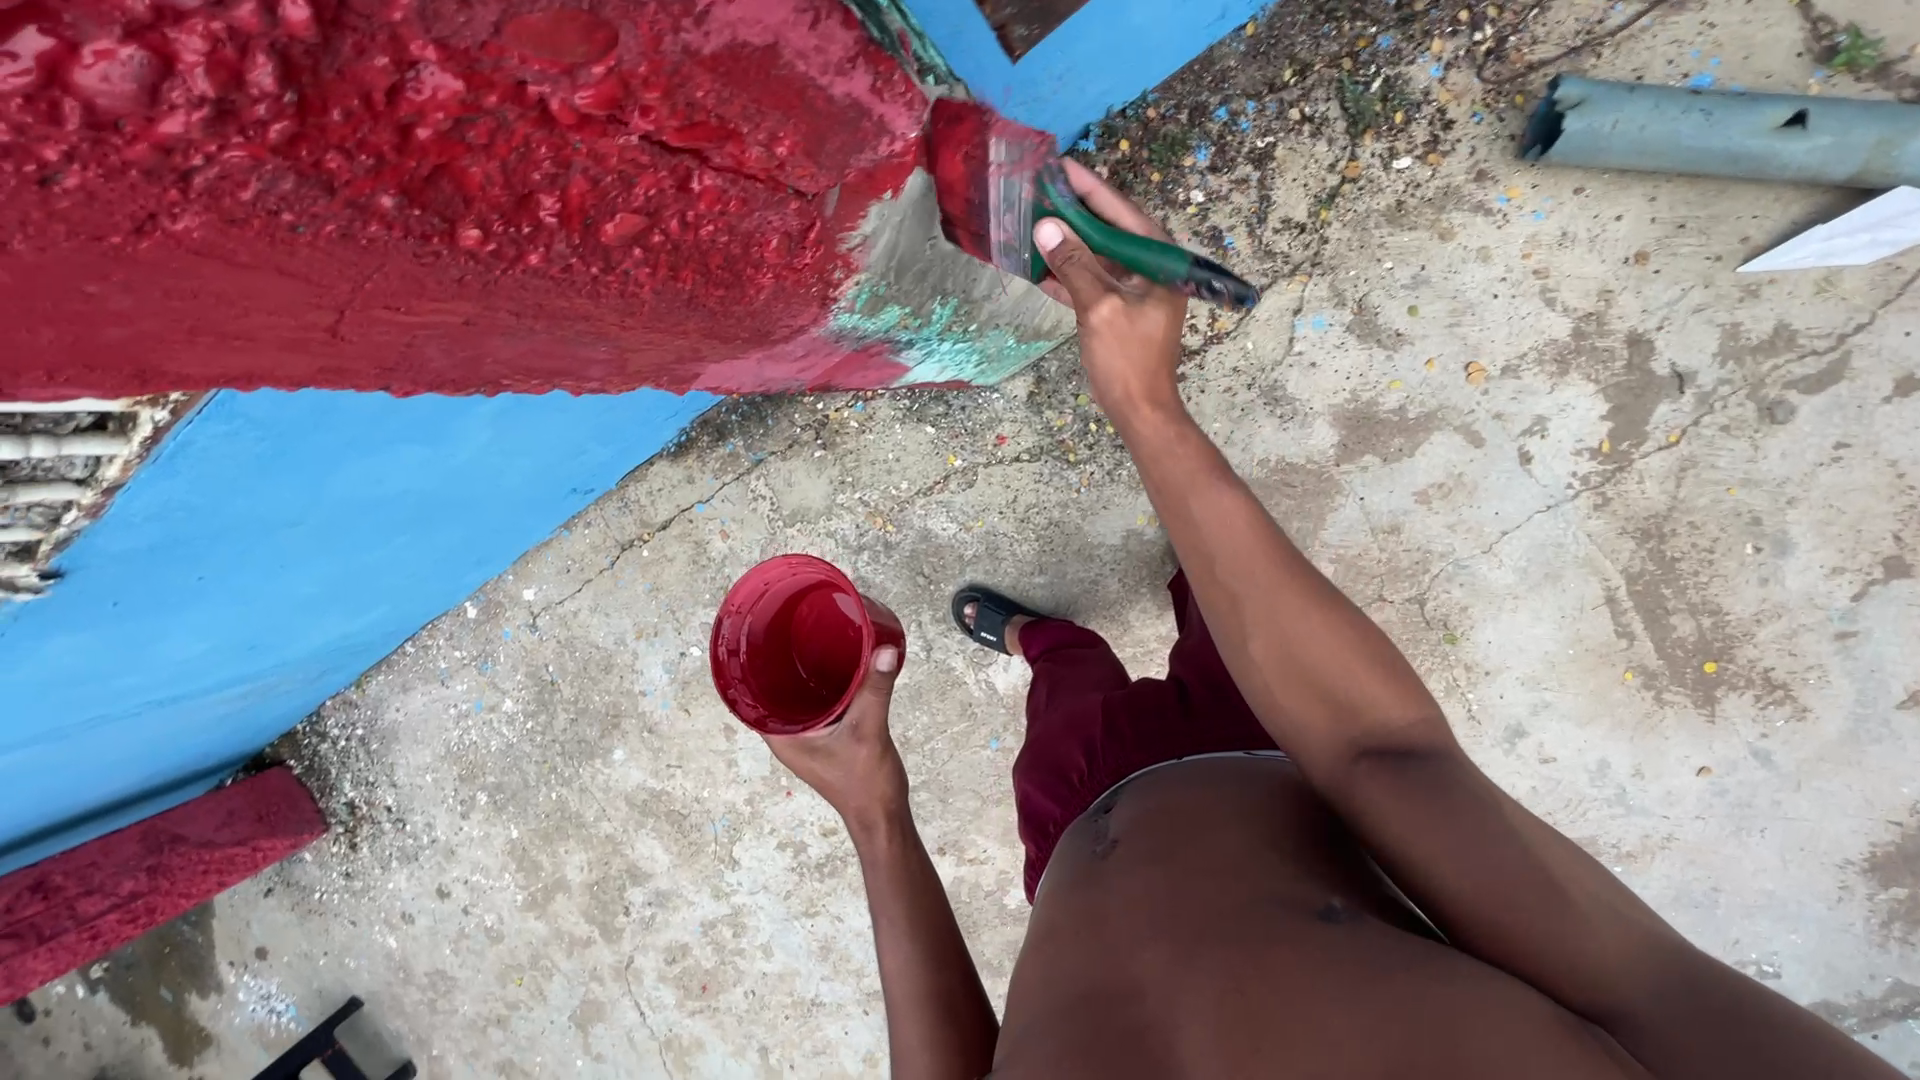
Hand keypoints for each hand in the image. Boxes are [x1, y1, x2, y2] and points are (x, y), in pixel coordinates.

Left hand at [762, 634, 909, 839]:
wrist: (884, 817)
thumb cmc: (866, 783)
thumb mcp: (868, 730)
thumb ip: (874, 690)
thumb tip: (885, 649)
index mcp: (783, 737)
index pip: (753, 697)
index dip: (755, 667)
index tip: (763, 636)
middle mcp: (790, 736)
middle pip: (777, 693)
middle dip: (786, 663)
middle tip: (794, 628)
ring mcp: (810, 738)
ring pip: (801, 698)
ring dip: (808, 675)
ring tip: (816, 639)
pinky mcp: (829, 737)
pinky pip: (821, 705)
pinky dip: (828, 687)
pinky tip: (841, 667)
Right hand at [1034, 159, 1189, 416]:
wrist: (1141, 409)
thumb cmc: (1127, 359)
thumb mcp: (1099, 308)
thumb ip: (1074, 265)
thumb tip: (1046, 228)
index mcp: (1157, 259)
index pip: (1121, 211)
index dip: (1088, 188)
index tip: (1059, 166)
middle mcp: (1150, 267)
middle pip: (1109, 230)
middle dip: (1073, 213)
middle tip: (1040, 191)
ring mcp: (1136, 289)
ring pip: (1097, 256)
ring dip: (1067, 245)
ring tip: (1033, 224)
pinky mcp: (1120, 309)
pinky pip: (1093, 282)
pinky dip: (1069, 276)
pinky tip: (1039, 268)